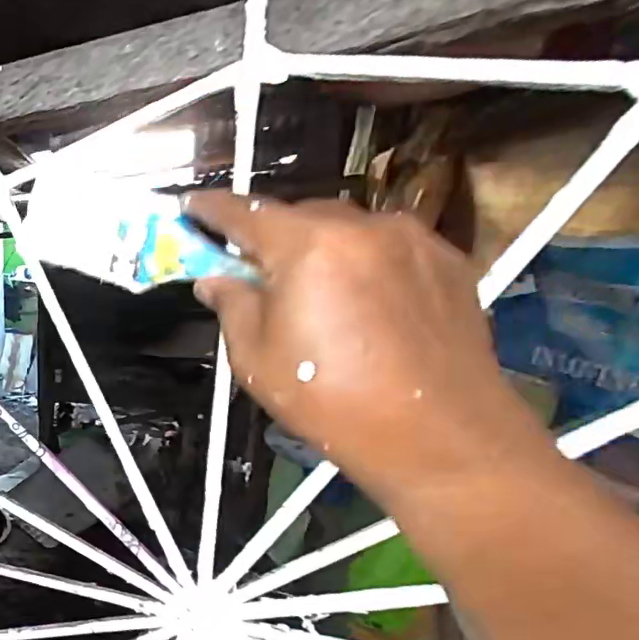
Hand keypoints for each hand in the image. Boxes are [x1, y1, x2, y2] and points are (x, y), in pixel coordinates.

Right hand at [183, 192, 553, 505]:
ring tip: (300, 285)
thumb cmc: (327, 395)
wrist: (436, 431)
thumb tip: (217, 281)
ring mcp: (414, 242)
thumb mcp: (253, 354)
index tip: (189, 207)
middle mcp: (365, 229)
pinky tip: (350, 299)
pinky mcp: (448, 263)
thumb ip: (232, 304)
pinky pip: (384, 247)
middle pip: (300, 214)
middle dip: (266, 233)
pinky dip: (355, 259)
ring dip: (314, 246)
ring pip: (345, 228)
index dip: (210, 209)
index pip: (246, 212)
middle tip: (244, 264)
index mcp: (310, 247)